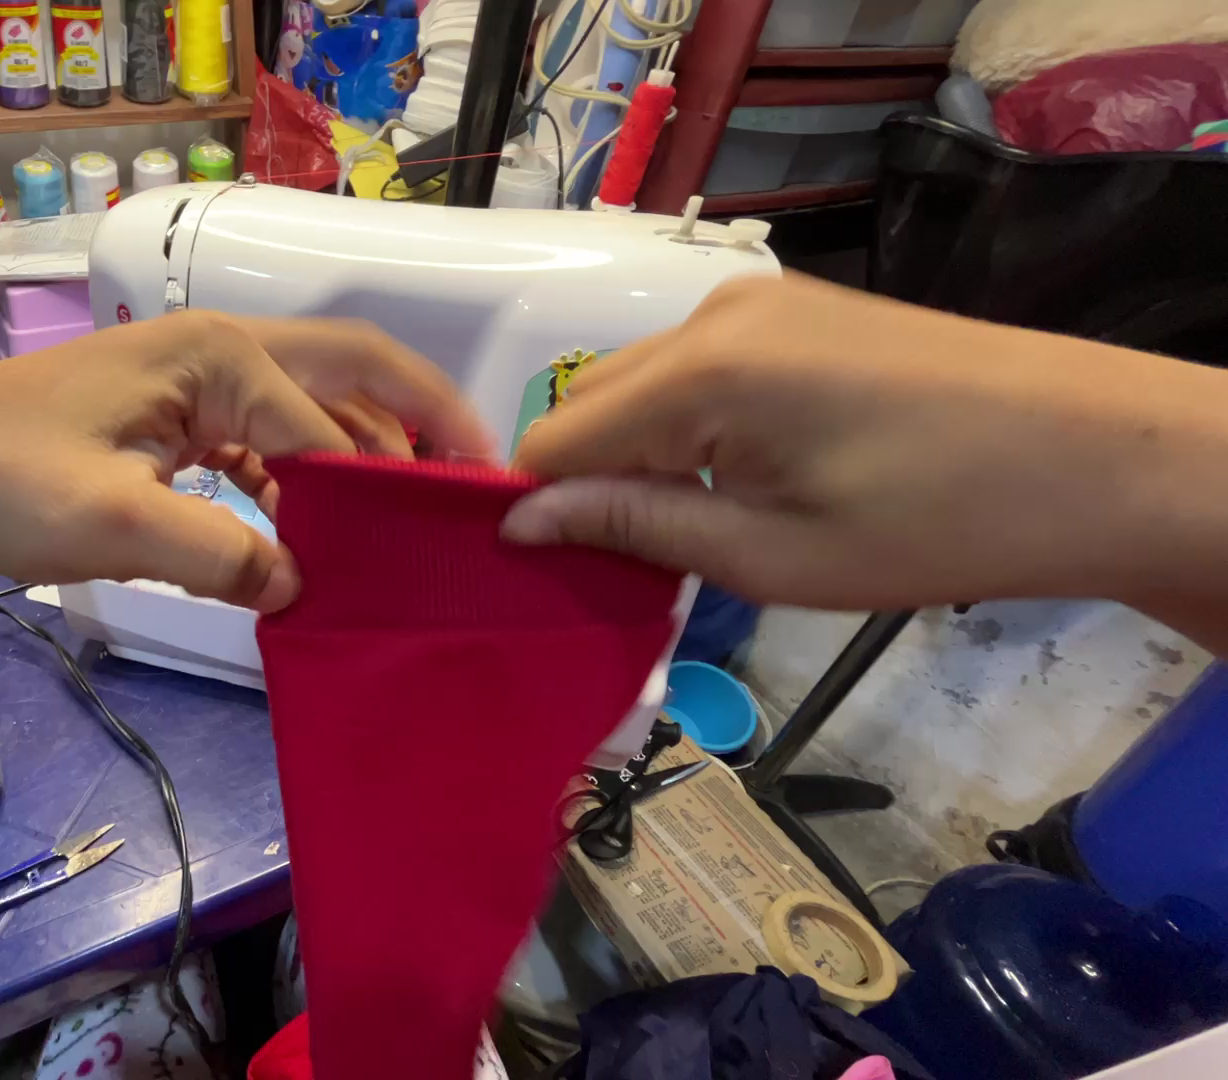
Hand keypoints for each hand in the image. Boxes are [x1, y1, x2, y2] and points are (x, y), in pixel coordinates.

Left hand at [0, 311, 493, 611]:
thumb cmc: (11, 481)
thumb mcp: (117, 524)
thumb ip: (220, 555)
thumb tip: (300, 587)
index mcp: (221, 358)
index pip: (332, 426)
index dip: (387, 486)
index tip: (437, 538)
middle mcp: (225, 350)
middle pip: (353, 373)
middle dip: (420, 419)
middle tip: (477, 473)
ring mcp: (204, 380)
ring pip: (315, 407)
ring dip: (364, 454)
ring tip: (409, 514)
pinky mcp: (185, 414)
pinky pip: (269, 438)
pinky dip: (304, 477)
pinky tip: (314, 526)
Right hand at [502, 275, 1227, 614]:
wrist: (1119, 459)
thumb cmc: (938, 526)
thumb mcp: (765, 553)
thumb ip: (628, 525)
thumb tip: (517, 522)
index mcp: (702, 372)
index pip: (554, 437)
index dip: (536, 501)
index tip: (552, 560)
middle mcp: (708, 317)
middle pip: (585, 405)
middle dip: (586, 478)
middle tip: (637, 546)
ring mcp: (747, 303)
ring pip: (628, 387)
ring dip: (631, 452)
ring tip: (694, 509)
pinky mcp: (780, 309)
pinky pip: (679, 371)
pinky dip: (674, 424)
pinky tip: (729, 463)